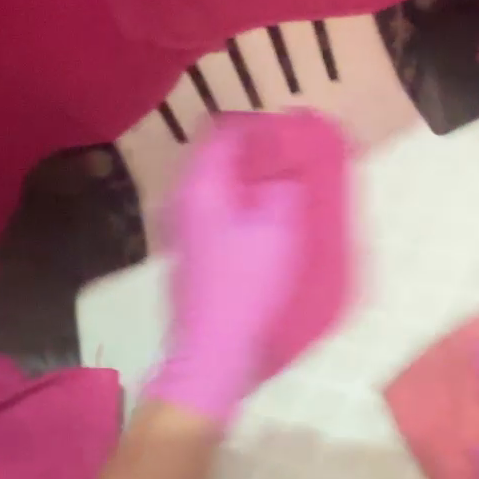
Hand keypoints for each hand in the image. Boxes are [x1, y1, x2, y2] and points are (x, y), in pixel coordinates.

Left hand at [143, 116, 307, 424]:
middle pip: (220, 155)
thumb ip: (286, 185)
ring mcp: (183, 226)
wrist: (211, 352)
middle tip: (295, 162)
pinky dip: (244, 206)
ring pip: (220, 184)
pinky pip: (219, 210)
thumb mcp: (279, 229)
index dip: (259, 126)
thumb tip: (291, 157)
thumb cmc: (246, 286)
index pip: (224, 129)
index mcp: (201, 184)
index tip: (291, 134)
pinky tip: (271, 224)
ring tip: (289, 191)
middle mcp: (184, 198)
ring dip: (253, 181)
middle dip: (258, 153)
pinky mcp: (192, 250)